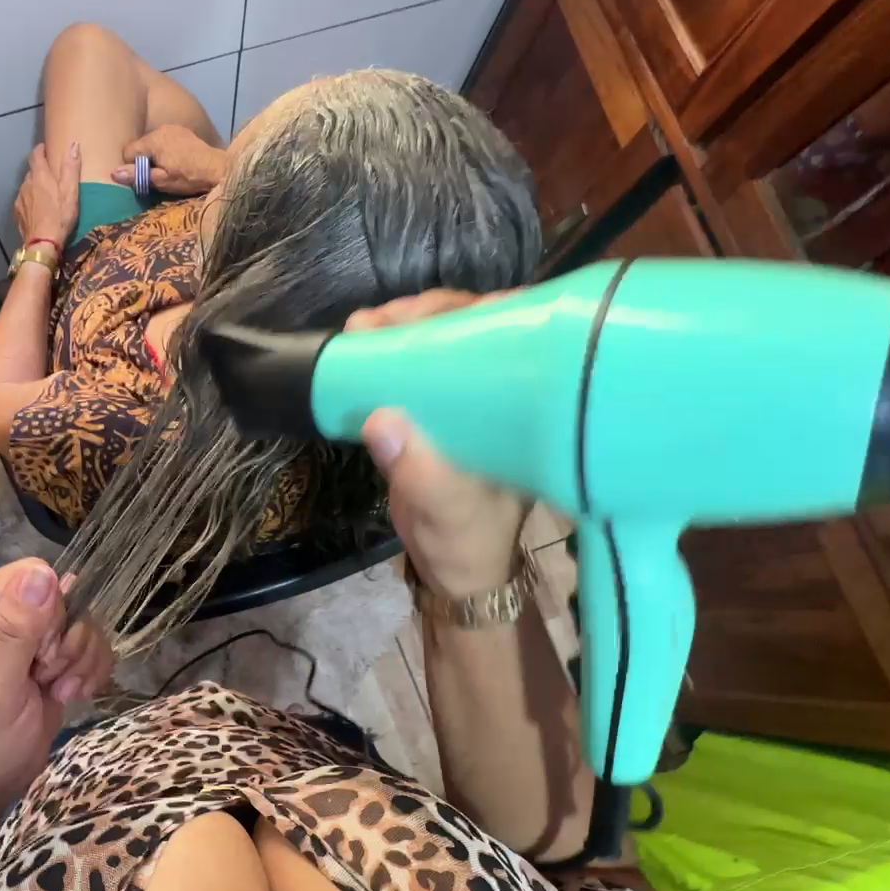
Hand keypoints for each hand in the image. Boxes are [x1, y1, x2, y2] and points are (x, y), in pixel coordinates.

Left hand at [0, 559, 113, 842]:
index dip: (50, 611)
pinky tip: (74, 695)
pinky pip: (91, 646)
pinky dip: (91, 671)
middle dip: (68, 643)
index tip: (43, 656)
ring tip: (60, 692)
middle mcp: (2, 617)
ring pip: (83, 623)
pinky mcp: (54, 661)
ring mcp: (30, 640)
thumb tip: (45, 573)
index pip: (31, 575)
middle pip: (64, 598)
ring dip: (82, 660)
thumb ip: (16, 631)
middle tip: (46, 678)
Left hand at [15, 141, 82, 246]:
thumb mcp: (71, 193)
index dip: (41, 150)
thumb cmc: (60, 217)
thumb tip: (73, 144)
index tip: (47, 150)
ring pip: (27, 186)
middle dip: (40, 171)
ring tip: (46, 195)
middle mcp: (26, 183)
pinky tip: (38, 210)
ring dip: (35, 187)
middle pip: (32, 171)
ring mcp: (20, 198)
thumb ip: (71, 168)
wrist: (42, 244)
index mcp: (40, 175)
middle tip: (52, 177)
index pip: (36, 154)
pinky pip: (24, 201)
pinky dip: (30, 201)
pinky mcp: (18, 213)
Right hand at [111, 125, 227, 195]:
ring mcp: (172, 128)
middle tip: (155, 177)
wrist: (217, 169)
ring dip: (154, 156)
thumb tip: (114, 173)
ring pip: (153, 143)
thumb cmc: (189, 178)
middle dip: (143, 161)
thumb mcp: (162, 181)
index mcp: (153, 140)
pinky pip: (165, 140)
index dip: (131, 167)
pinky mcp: (182, 131)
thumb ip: (138, 176)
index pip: (129, 152)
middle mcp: (160, 129)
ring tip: (167, 170)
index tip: (141, 179)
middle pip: (141, 146)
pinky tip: (175, 161)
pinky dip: (165, 150)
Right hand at [347, 290, 526, 600]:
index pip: (512, 338)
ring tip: (360, 329)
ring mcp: (474, 404)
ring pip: (445, 345)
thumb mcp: (445, 516)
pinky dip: (392, 354)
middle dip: (424, 316)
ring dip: (403, 330)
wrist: (456, 575)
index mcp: (528, 414)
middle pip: (474, 331)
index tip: (418, 316)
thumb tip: (379, 419)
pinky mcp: (443, 414)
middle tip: (372, 322)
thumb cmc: (462, 546)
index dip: (468, 315)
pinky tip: (363, 347)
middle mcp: (508, 398)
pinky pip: (421, 371)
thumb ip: (419, 475)